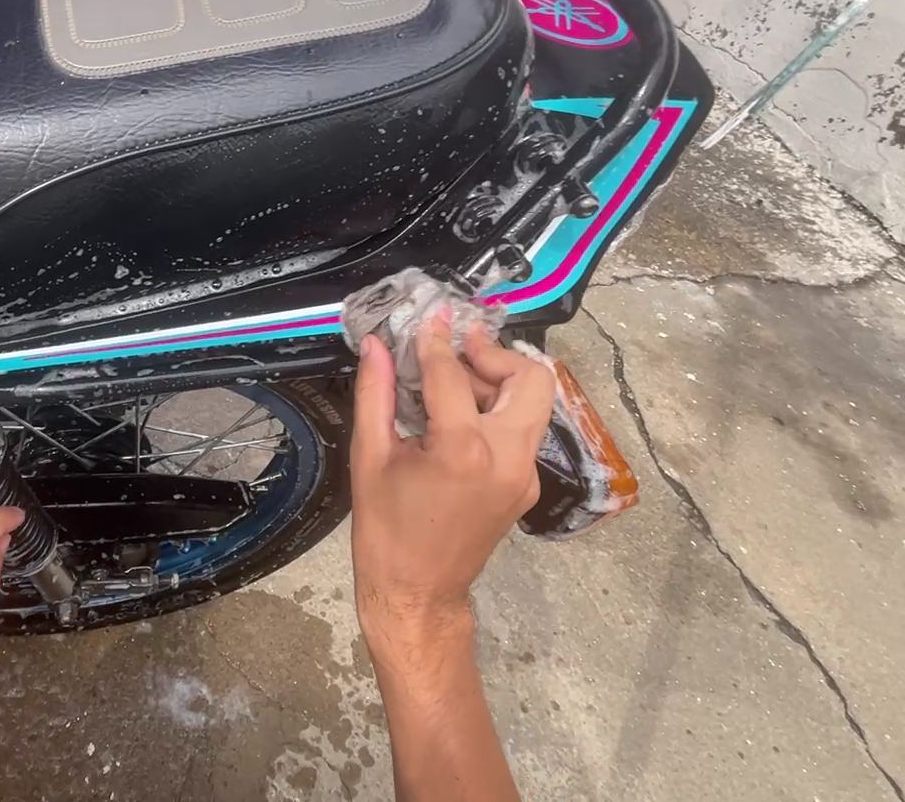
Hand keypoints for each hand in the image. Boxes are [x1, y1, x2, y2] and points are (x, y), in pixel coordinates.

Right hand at [349, 311, 552, 653]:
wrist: (417, 592)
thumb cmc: (384, 526)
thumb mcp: (370, 455)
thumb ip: (376, 393)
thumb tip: (379, 346)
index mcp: (463, 448)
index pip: (454, 373)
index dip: (437, 339)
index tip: (432, 313)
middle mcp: (507, 457)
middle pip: (530, 379)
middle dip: (494, 353)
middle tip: (457, 349)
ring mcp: (525, 474)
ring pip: (534, 402)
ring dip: (499, 379)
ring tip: (454, 380)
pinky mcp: (527, 486)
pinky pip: (523, 430)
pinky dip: (498, 409)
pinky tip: (459, 415)